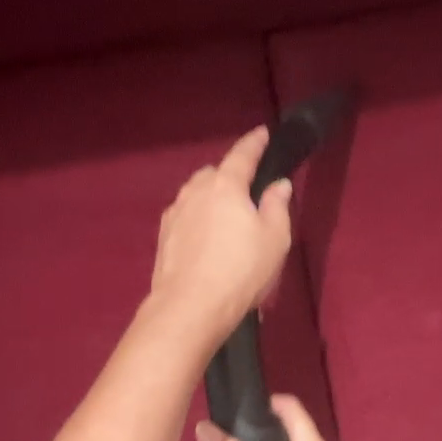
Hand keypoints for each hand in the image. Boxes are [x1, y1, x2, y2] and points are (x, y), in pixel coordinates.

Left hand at [152, 126, 292, 343]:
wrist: (191, 306)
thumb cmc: (241, 270)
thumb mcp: (274, 239)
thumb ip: (277, 207)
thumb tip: (278, 185)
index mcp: (225, 184)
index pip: (243, 154)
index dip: (256, 143)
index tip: (264, 134)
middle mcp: (195, 191)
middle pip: (214, 173)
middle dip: (230, 176)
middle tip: (247, 193)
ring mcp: (175, 214)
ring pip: (196, 195)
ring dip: (211, 200)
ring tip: (226, 221)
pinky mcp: (164, 238)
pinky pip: (186, 219)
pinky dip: (198, 222)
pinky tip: (206, 241)